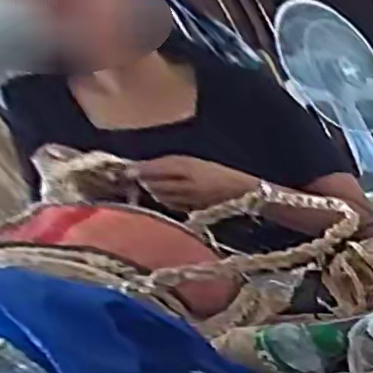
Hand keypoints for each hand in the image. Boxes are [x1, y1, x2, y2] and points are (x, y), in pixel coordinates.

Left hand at [132, 155, 261, 211]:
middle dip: (144, 182)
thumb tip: (133, 169)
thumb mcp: (189, 161)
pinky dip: (169, 202)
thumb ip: (162, 164)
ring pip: (162, 197)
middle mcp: (185, 185)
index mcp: (182, 168)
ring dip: (156, 193)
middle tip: (141, 180)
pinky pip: (176, 206)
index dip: (133, 170)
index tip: (124, 171)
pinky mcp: (199, 210)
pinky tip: (172, 199)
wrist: (248, 192)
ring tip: (157, 188)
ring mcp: (193, 199)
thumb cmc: (217, 173)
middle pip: (152, 185)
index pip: (147, 170)